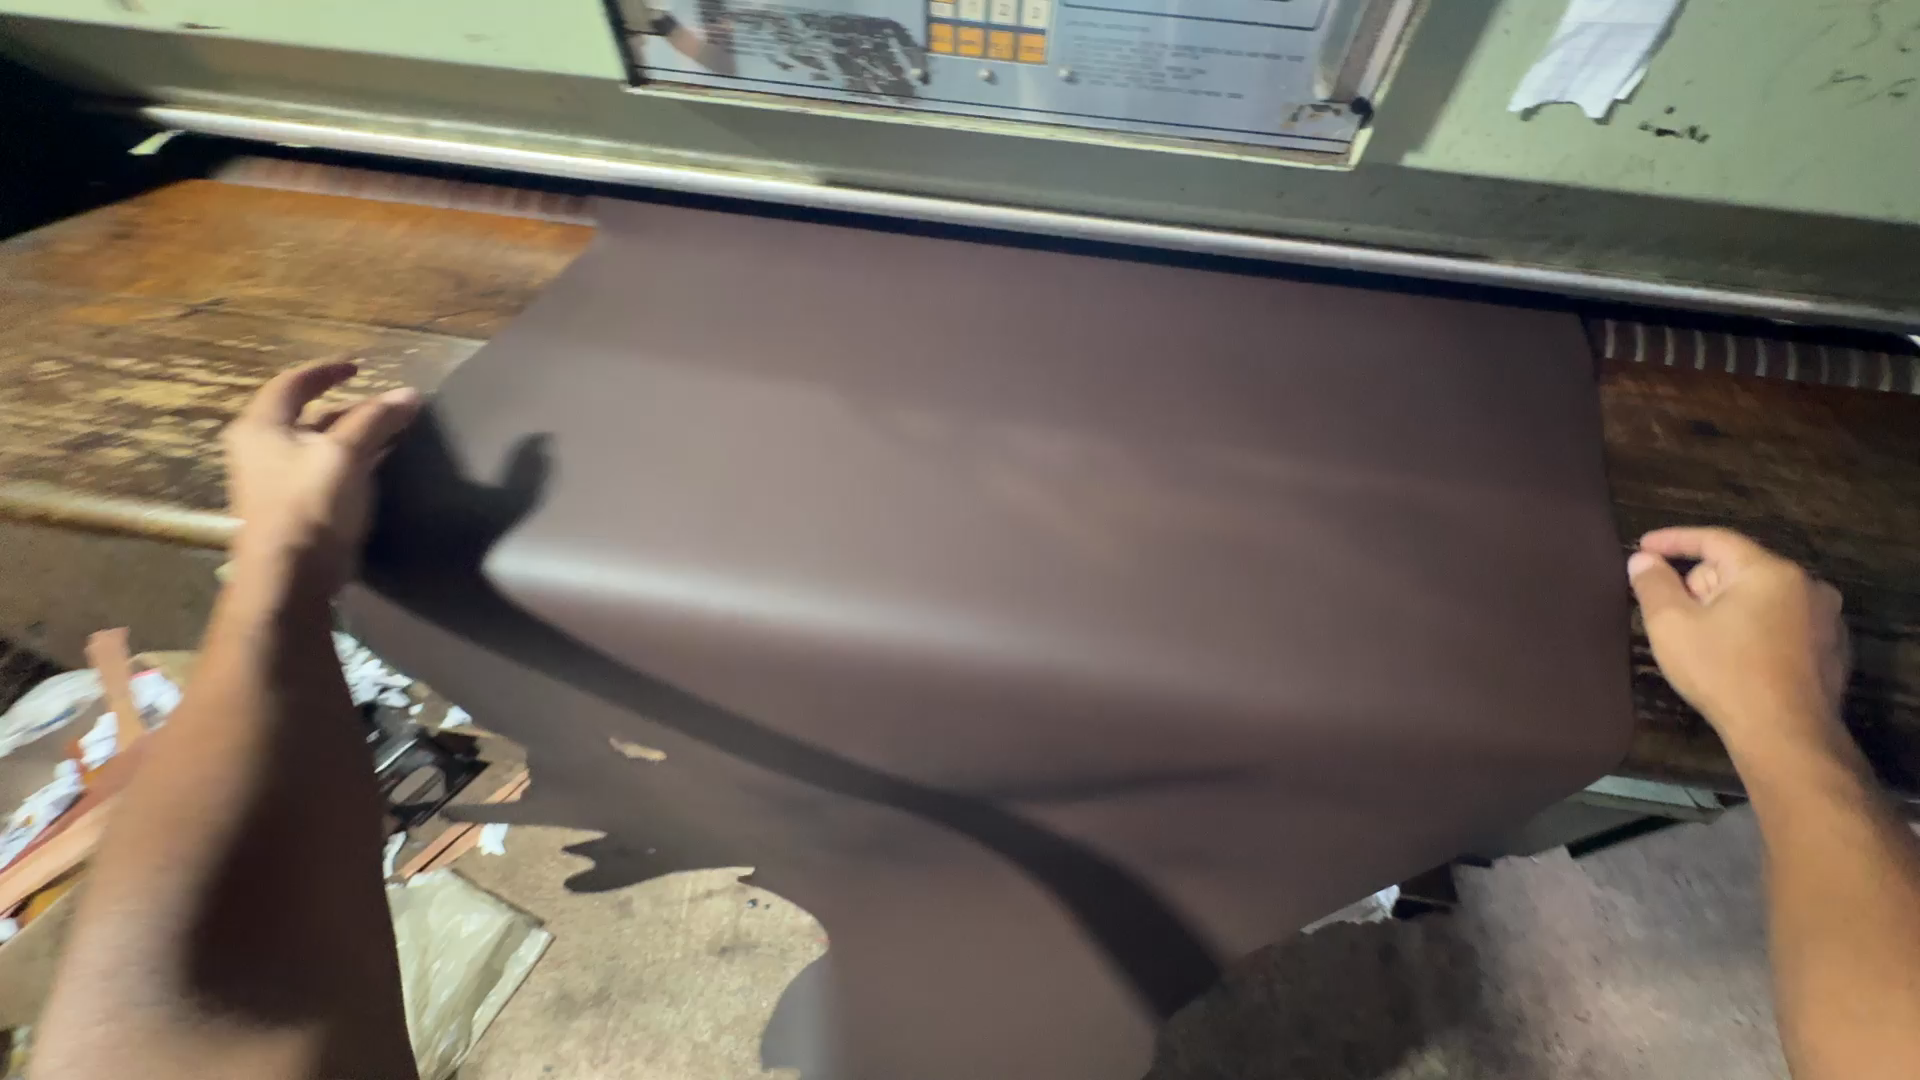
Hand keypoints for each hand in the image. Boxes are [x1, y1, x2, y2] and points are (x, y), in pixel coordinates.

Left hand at [222, 361, 421, 592]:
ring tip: (392, 433)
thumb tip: (409, 394)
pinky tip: (378, 465)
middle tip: (388, 407)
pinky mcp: (296, 502)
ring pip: (319, 442)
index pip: (292, 384)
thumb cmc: (311, 504)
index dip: (325, 372)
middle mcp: (261, 447)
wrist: (291, 571)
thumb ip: (376, 421)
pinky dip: (353, 458)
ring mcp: (276, 477)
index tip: (358, 367)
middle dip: (350, 407)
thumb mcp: (346, 454)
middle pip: (307, 414)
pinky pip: (326, 467)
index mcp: (261, 427)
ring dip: (354, 434)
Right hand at [1628, 527, 1851, 761]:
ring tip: (1698, 634)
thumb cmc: (1720, 669)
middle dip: (1698, 582)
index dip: (1673, 539)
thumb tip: (1644, 560)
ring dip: (1724, 604)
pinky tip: (1731, 650)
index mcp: (1769, 573)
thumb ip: (1653, 583)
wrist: (1784, 731)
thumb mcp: (1669, 623)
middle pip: (1736, 568)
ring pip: (1758, 594)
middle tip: (1669, 609)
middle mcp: (1807, 586)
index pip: (1715, 540)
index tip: (1642, 545)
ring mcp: (1825, 617)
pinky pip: (1779, 618)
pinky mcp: (1829, 645)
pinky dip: (1749, 623)